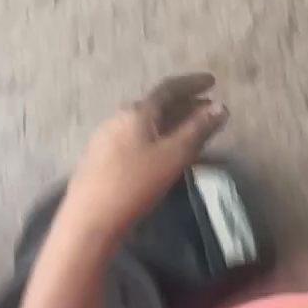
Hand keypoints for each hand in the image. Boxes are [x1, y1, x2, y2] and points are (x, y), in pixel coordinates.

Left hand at [59, 74, 228, 235]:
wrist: (86, 225)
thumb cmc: (135, 184)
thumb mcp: (174, 155)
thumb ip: (199, 128)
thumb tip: (221, 106)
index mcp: (137, 111)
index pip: (170, 88)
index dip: (193, 83)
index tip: (212, 81)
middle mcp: (119, 117)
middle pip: (157, 104)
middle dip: (184, 105)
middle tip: (206, 109)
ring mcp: (105, 138)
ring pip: (145, 123)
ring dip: (170, 122)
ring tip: (188, 132)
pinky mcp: (98, 160)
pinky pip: (134, 138)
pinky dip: (155, 137)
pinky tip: (160, 152)